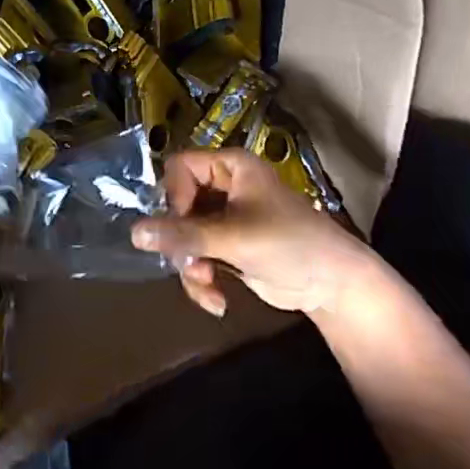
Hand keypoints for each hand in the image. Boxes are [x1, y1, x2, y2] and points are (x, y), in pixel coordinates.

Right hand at [131, 148, 393, 321]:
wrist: (335, 286)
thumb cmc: (290, 244)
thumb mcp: (235, 237)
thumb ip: (184, 236)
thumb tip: (134, 233)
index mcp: (230, 167)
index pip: (179, 167)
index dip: (174, 195)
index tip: (182, 223)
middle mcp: (224, 186)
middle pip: (177, 204)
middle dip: (181, 240)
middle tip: (187, 262)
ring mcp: (223, 218)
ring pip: (183, 235)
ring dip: (190, 265)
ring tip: (206, 286)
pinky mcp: (225, 247)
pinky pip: (196, 256)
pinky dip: (201, 279)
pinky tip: (215, 301)